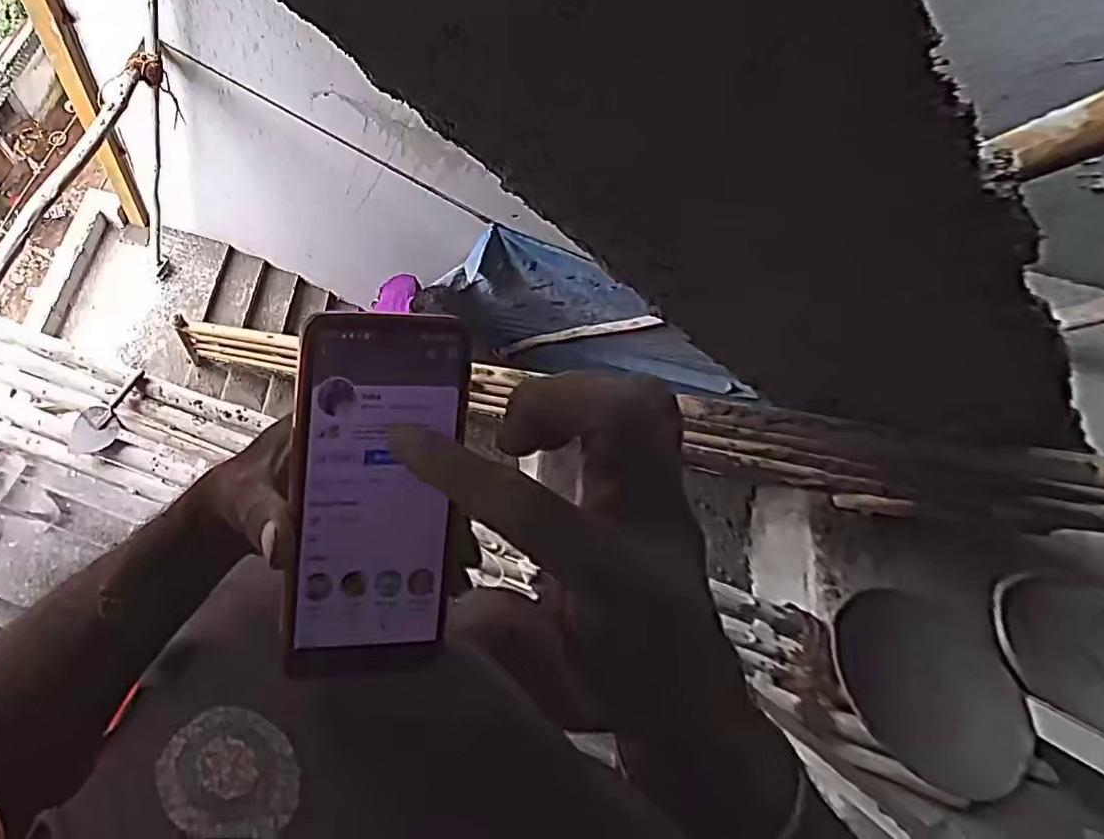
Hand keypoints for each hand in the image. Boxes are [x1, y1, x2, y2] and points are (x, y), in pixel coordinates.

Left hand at [187, 415, 478, 586]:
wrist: (231, 517)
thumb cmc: (237, 495)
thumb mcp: (246, 501)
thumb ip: (260, 518)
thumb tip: (279, 545)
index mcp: (324, 424)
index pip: (383, 421)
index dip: (422, 445)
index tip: (451, 480)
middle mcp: (349, 443)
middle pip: (407, 461)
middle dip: (439, 497)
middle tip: (463, 540)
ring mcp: (357, 474)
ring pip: (407, 491)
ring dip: (433, 523)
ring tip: (458, 567)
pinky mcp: (358, 503)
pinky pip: (393, 515)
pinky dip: (413, 539)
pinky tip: (434, 575)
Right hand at [389, 373, 809, 838]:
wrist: (700, 706)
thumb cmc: (622, 694)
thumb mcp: (547, 683)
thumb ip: (494, 634)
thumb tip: (450, 594)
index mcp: (617, 582)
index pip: (529, 506)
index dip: (456, 468)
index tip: (402, 441)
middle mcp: (654, 527)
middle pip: (623, 415)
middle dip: (545, 401)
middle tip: (503, 437)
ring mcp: (667, 499)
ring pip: (638, 400)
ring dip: (564, 396)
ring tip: (520, 432)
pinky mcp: (662, 486)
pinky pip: (634, 414)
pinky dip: (581, 407)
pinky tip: (544, 438)